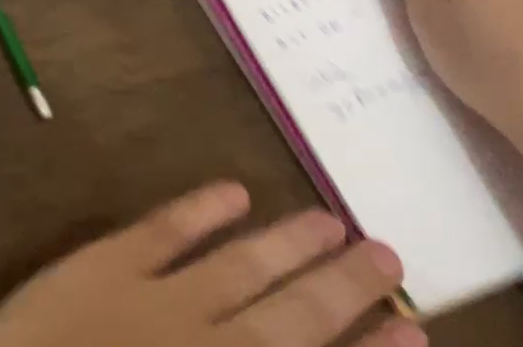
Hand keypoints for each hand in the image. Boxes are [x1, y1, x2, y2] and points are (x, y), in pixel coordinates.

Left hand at [0, 182, 418, 346]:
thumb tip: (278, 341)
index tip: (415, 329)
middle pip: (295, 316)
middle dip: (346, 288)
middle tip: (389, 255)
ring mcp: (160, 302)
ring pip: (242, 267)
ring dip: (289, 244)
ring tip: (332, 219)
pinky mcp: (106, 266)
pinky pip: (164, 231)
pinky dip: (201, 210)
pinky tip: (234, 190)